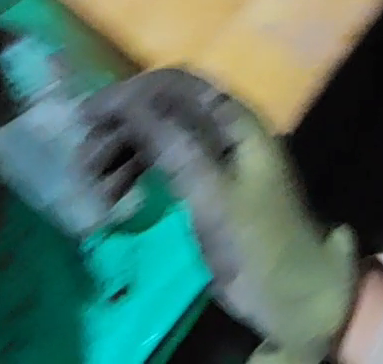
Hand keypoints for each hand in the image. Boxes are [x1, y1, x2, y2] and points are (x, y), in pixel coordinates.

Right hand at [84, 69, 357, 363]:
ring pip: (158, 138)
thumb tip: (130, 100)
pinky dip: (135, 174)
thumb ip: (173, 144)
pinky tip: (113, 197)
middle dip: (121, 128)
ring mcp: (213, 156)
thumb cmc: (259, 241)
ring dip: (123, 153)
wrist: (298, 297)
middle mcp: (222, 128)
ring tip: (92, 183)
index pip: (174, 84)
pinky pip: (162, 165)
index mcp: (233, 118)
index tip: (92, 114)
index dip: (132, 92)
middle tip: (84, 157)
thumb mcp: (213, 193)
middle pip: (161, 110)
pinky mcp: (205, 184)